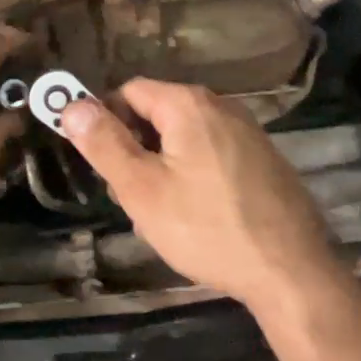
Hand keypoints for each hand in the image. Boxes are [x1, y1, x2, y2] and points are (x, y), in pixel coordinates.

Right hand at [61, 79, 345, 312]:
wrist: (289, 269)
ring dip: (163, 169)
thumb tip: (71, 105)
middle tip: (132, 199)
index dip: (105, 122)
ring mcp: (248, 133)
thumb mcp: (142, 189)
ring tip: (163, 216)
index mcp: (189, 104)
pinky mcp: (263, 160)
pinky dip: (195, 177)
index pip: (128, 91)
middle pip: (157, 114)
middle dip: (136, 151)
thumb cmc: (207, 228)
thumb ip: (105, 144)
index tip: (101, 164)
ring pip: (184, 139)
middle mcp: (222, 106)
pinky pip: (213, 155)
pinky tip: (198, 217)